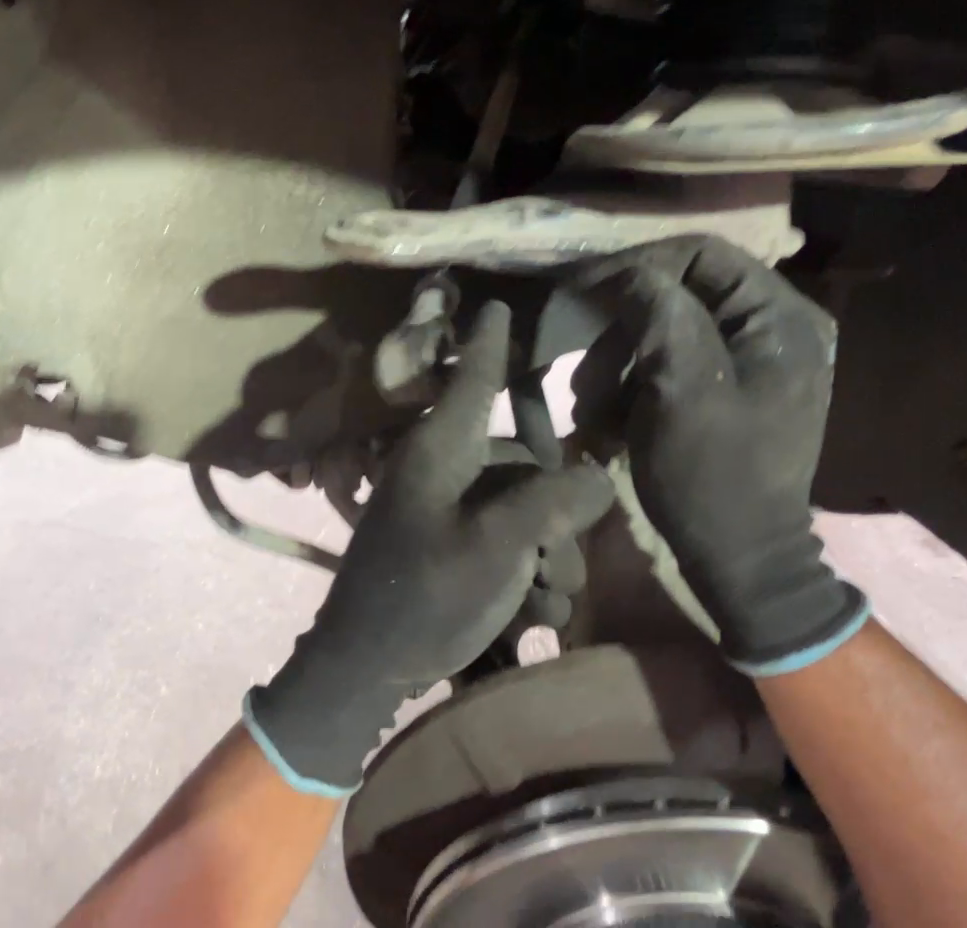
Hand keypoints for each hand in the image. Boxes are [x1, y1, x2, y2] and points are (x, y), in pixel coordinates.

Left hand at [246, 302, 615, 794]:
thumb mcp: (496, 544)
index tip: (499, 304)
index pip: (472, 380)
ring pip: (529, 512)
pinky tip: (533, 614)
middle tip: (560, 566)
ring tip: (544, 600)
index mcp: (443, 449)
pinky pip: (513, 546)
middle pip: (527, 466)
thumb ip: (552, 502)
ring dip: (550, 558)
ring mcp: (452, 511)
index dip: (491, 343)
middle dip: (558, 518)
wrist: (370, 663)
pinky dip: (530, 578)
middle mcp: (448, 469)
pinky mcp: (457, 548)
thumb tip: (595, 475)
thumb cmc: (425, 592)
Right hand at [570, 236, 867, 675]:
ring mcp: (753, 362)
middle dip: (621, 330)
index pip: (700, 255)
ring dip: (618, 363)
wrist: (740, 558)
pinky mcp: (730, 391)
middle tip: (584, 376)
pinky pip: (670, 364)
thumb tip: (629, 272)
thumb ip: (660, 315)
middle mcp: (774, 328)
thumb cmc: (712, 475)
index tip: (580, 299)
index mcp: (780, 319)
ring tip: (590, 408)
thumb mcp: (680, 390)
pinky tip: (608, 422)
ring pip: (667, 330)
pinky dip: (632, 386)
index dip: (635, 269)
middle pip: (679, 293)